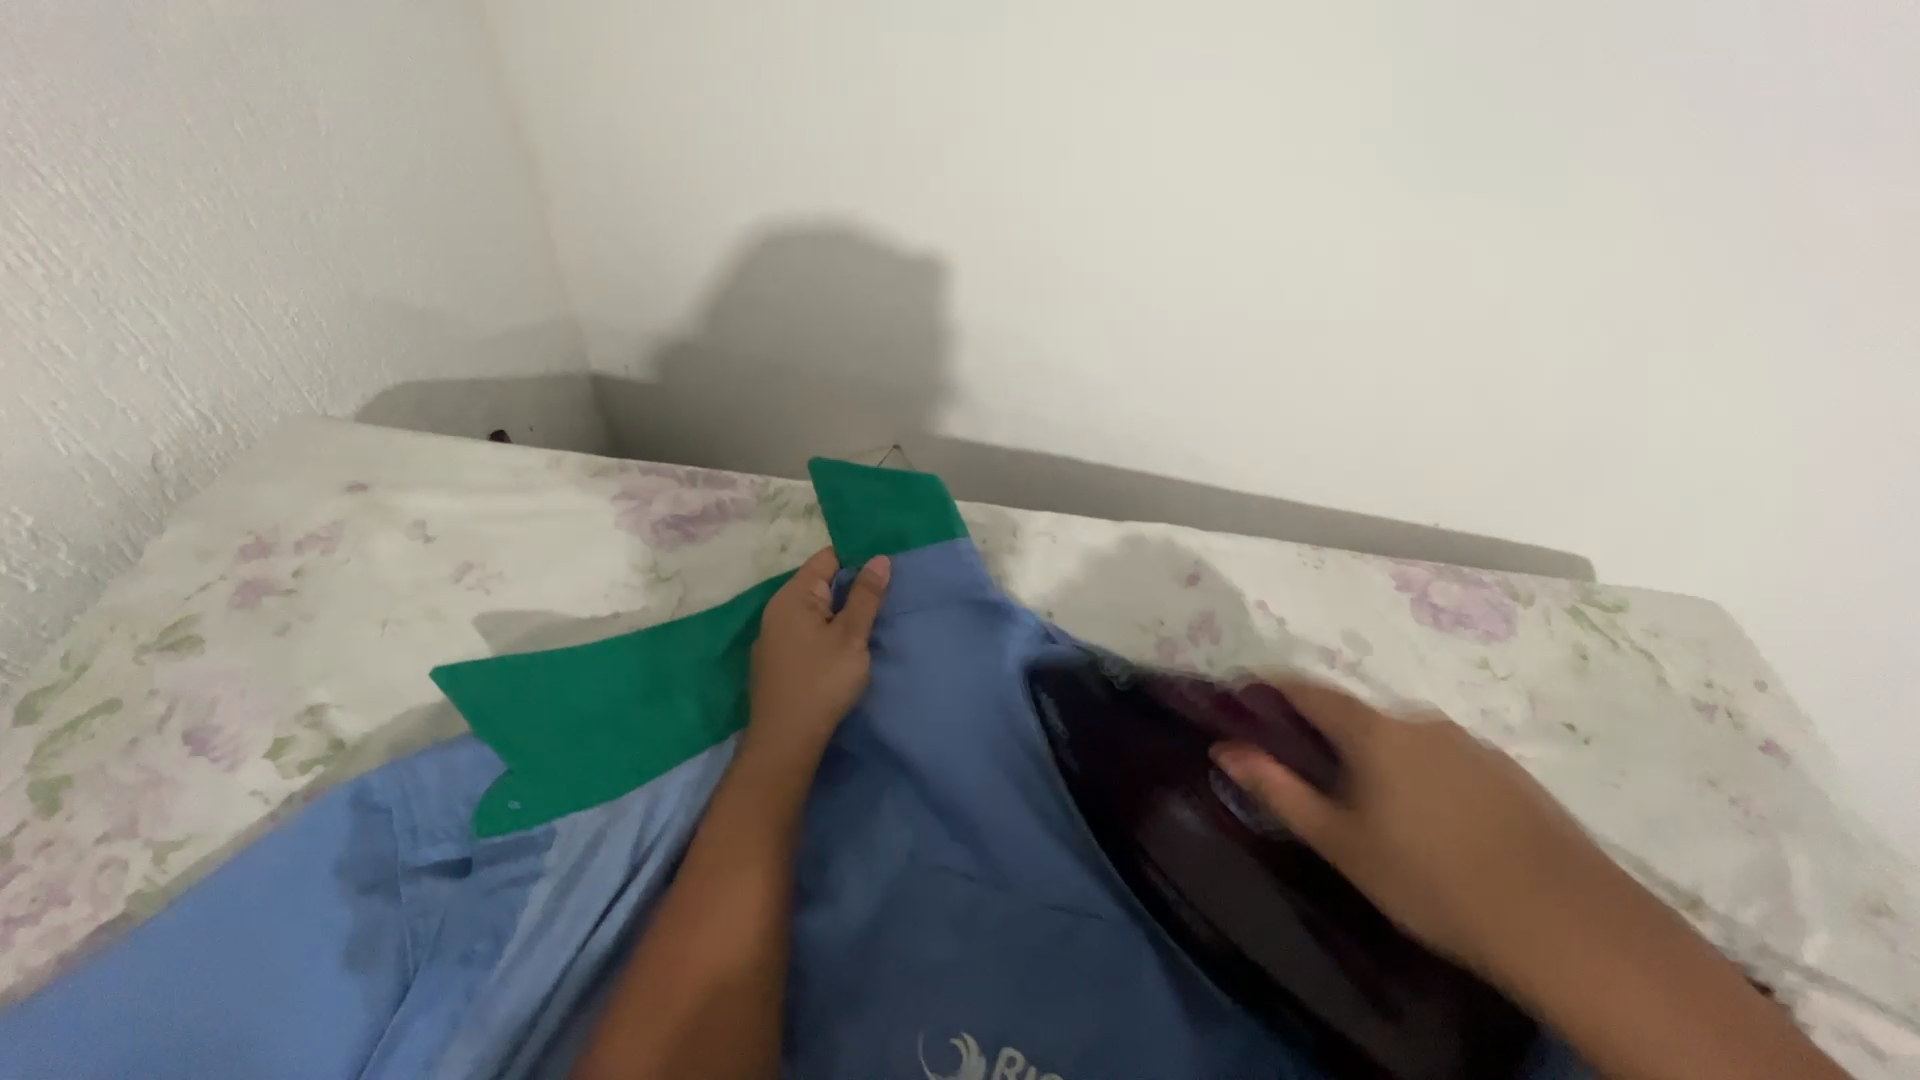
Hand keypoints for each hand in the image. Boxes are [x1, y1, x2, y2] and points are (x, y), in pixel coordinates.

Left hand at [747, 547, 889, 763]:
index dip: (856, 556)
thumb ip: (866, 596)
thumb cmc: (822, 681)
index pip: (826, 558)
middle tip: (888, 590)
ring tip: (873, 616)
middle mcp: (777, 610)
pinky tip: (846, 646)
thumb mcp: (851, 636)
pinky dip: (828, 631)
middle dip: (852, 585)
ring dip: (841, 611)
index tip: (886, 562)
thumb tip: (879, 558)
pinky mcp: (778, 661)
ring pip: (814, 610)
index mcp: (793, 596)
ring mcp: (775, 637)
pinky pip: (807, 632)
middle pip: (819, 583)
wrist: (786, 740)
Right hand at [1210, 678, 1611, 979]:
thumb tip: (1225, 749)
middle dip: (1322, 734)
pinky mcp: (1505, 770)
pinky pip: (1440, 757)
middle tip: (1306, 777)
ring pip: (1400, 738)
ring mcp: (1469, 743)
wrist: (1566, 924)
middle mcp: (1419, 721)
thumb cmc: (1429, 881)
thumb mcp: (1340, 843)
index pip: (1306, 689)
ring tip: (1369, 809)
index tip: (1243, 702)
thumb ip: (1278, 789)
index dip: (1269, 689)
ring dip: (1372, 756)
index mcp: (1373, 731)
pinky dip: (1417, 773)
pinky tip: (1429, 823)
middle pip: (1354, 714)